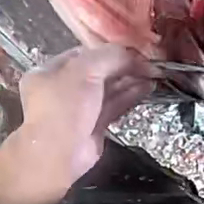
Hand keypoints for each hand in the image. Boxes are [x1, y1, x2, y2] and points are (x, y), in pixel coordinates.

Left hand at [5, 44, 157, 188]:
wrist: (58, 154)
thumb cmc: (64, 107)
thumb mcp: (84, 70)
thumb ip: (110, 56)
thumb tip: (134, 55)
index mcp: (50, 71)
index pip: (83, 54)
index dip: (108, 50)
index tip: (133, 49)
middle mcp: (63, 89)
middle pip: (98, 72)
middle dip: (123, 66)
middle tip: (148, 62)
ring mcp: (78, 110)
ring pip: (108, 90)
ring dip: (130, 80)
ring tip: (153, 73)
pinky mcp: (93, 128)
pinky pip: (113, 107)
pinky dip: (129, 96)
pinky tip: (147, 88)